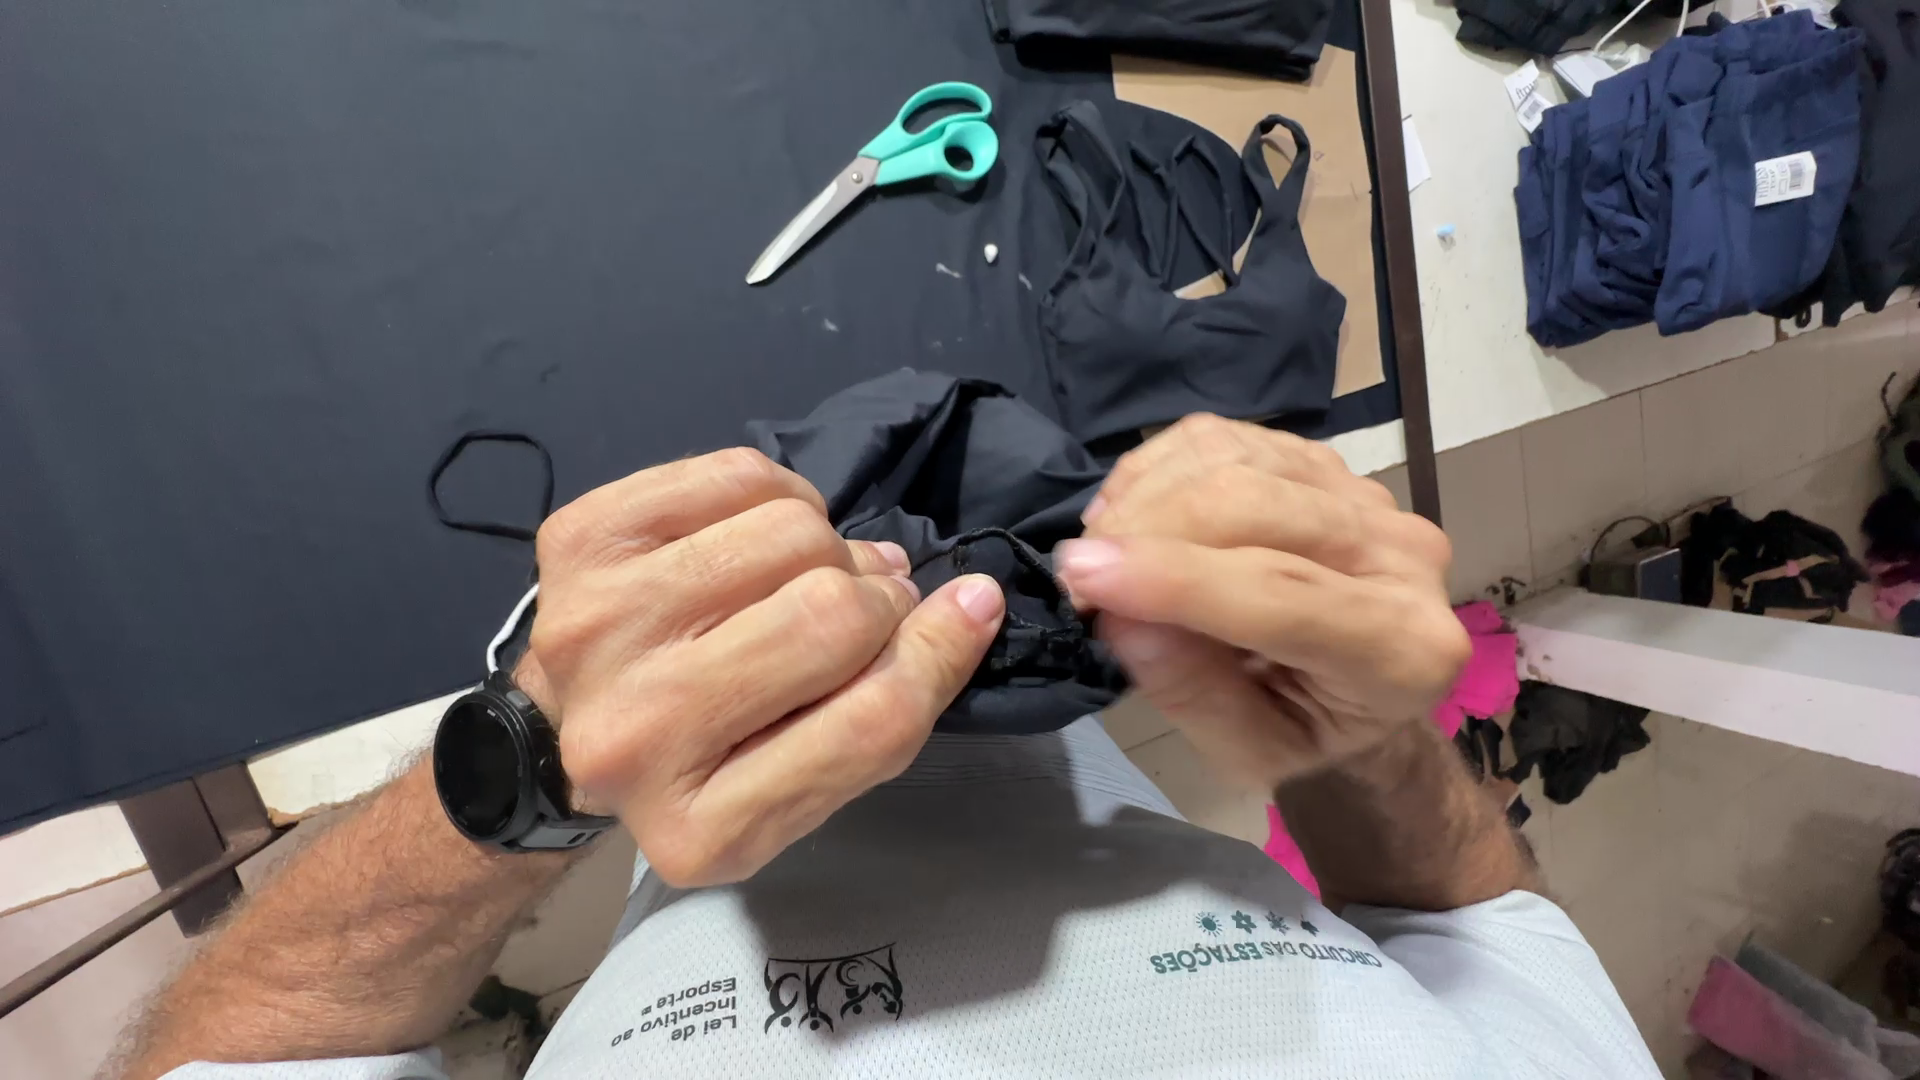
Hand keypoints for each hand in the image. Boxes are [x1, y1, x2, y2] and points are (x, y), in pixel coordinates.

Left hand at [518, 448, 1004, 885]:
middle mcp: (633, 735)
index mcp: (707, 829)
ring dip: (827, 546)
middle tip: (862, 603)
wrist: (574, 717)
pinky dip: (780, 492)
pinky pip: (739, 473)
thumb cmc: (713, 753)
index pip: (874, 723)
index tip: (967, 609)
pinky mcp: (579, 540)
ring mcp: (592, 628)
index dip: (939, 651)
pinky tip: (758, 534)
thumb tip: (976, 598)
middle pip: (832, 615)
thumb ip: (900, 697)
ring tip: (801, 576)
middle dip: (877, 596)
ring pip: (793, 532)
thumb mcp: (812, 772)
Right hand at [1054, 415, 1467, 790]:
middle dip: (1144, 530)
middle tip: (1077, 577)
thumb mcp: (1245, 751)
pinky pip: (1218, 438)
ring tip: (1101, 548)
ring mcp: (1359, 492)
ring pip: (1230, 459)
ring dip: (1141, 497)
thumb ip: (1190, 690)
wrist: (1349, 690)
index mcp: (1401, 646)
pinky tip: (1126, 512)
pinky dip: (1153, 468)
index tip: (1078, 579)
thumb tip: (1118, 615)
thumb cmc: (1299, 730)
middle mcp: (1401, 552)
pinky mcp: (1313, 459)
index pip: (1279, 592)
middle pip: (1253, 504)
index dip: (1172, 579)